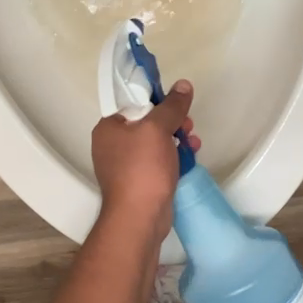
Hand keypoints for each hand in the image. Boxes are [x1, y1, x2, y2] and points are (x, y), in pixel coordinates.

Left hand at [89, 79, 199, 231]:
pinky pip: (158, 161)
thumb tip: (183, 85)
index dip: (157, 101)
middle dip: (172, 122)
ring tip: (193, 142)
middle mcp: (112, 145)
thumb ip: (171, 106)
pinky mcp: (140, 181)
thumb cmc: (143, 168)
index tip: (177, 105)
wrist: (139, 218)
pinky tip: (190, 157)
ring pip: (155, 143)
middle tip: (188, 126)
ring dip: (177, 138)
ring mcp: (125, 165)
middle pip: (147, 122)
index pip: (133, 103)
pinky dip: (174, 156)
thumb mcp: (158, 129)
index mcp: (108, 128)